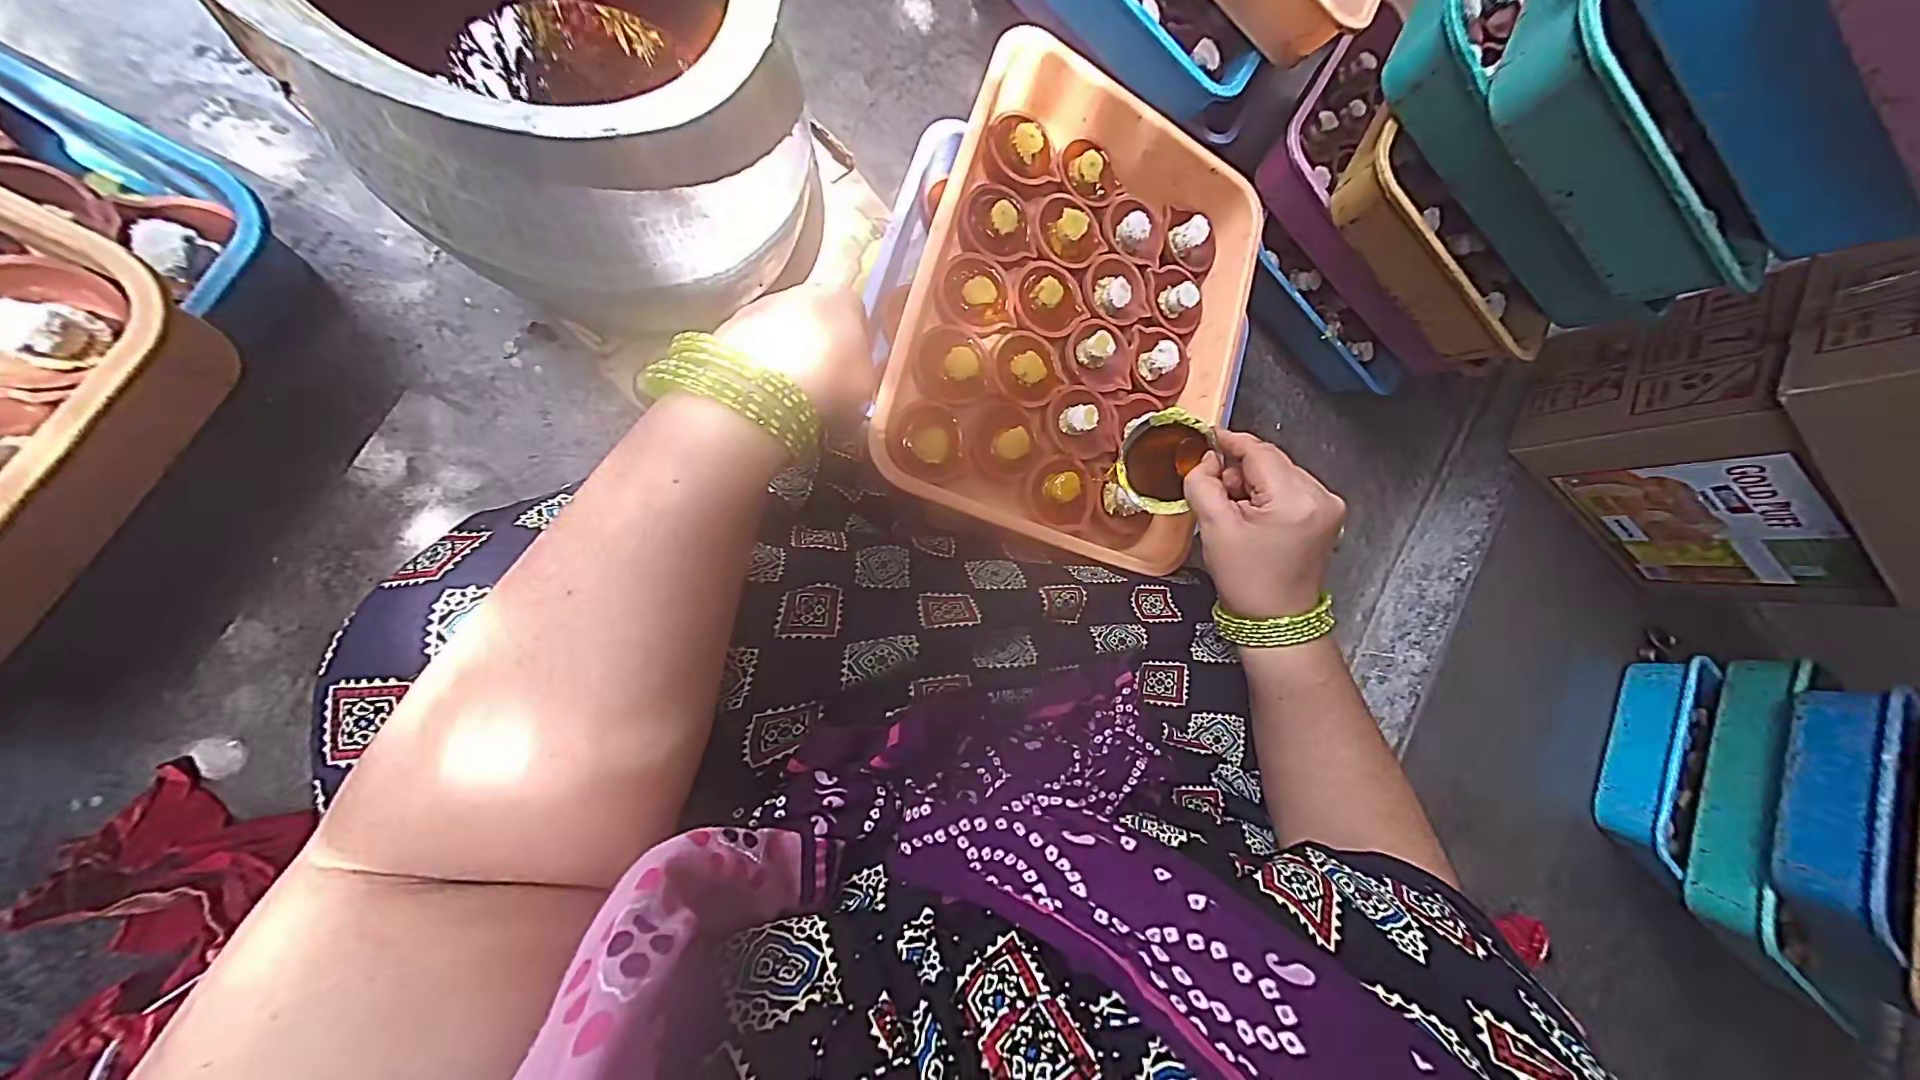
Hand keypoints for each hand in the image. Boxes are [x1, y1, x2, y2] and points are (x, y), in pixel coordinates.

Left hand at [712, 284, 875, 423]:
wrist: (760, 393)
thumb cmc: (830, 389)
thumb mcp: (867, 389)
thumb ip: (867, 374)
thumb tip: (860, 375)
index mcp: (846, 300)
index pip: (858, 317)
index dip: (857, 347)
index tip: (853, 375)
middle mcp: (803, 290)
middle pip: (818, 318)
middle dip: (818, 346)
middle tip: (821, 387)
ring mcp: (761, 304)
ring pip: (782, 329)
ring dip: (785, 354)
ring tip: (787, 394)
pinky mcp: (727, 325)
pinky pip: (753, 345)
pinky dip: (758, 363)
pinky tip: (761, 393)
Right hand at [1183, 429, 1345, 618]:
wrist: (1276, 618)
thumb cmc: (1247, 579)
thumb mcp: (1214, 528)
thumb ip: (1203, 484)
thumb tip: (1207, 460)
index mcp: (1295, 499)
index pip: (1259, 452)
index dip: (1229, 441)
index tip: (1207, 437)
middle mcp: (1321, 496)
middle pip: (1270, 461)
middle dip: (1238, 470)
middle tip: (1214, 491)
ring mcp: (1328, 505)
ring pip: (1279, 473)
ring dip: (1251, 483)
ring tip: (1234, 513)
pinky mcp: (1326, 514)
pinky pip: (1289, 488)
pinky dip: (1266, 494)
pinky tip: (1252, 516)